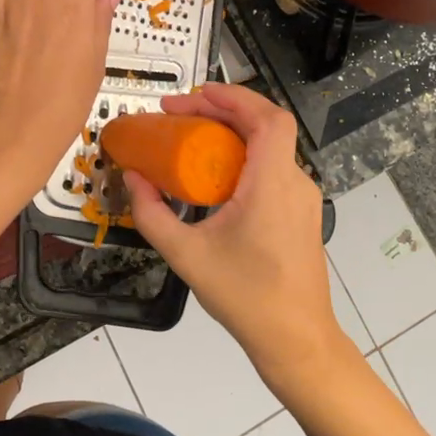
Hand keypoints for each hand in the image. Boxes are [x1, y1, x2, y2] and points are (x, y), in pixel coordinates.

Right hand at [126, 83, 348, 384]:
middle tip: (176, 114)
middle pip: (265, 126)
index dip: (234, 96)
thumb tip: (133, 178)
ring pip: (269, 147)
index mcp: (273, 185)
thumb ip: (152, 214)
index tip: (195, 95)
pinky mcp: (299, 214)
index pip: (268, 119)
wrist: (297, 341)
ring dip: (231, 133)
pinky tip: (212, 174)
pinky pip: (271, 169)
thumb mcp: (186, 255)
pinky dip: (242, 157)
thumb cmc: (246, 297)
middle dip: (220, 111)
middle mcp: (294, 184)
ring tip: (190, 137)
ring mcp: (302, 199)